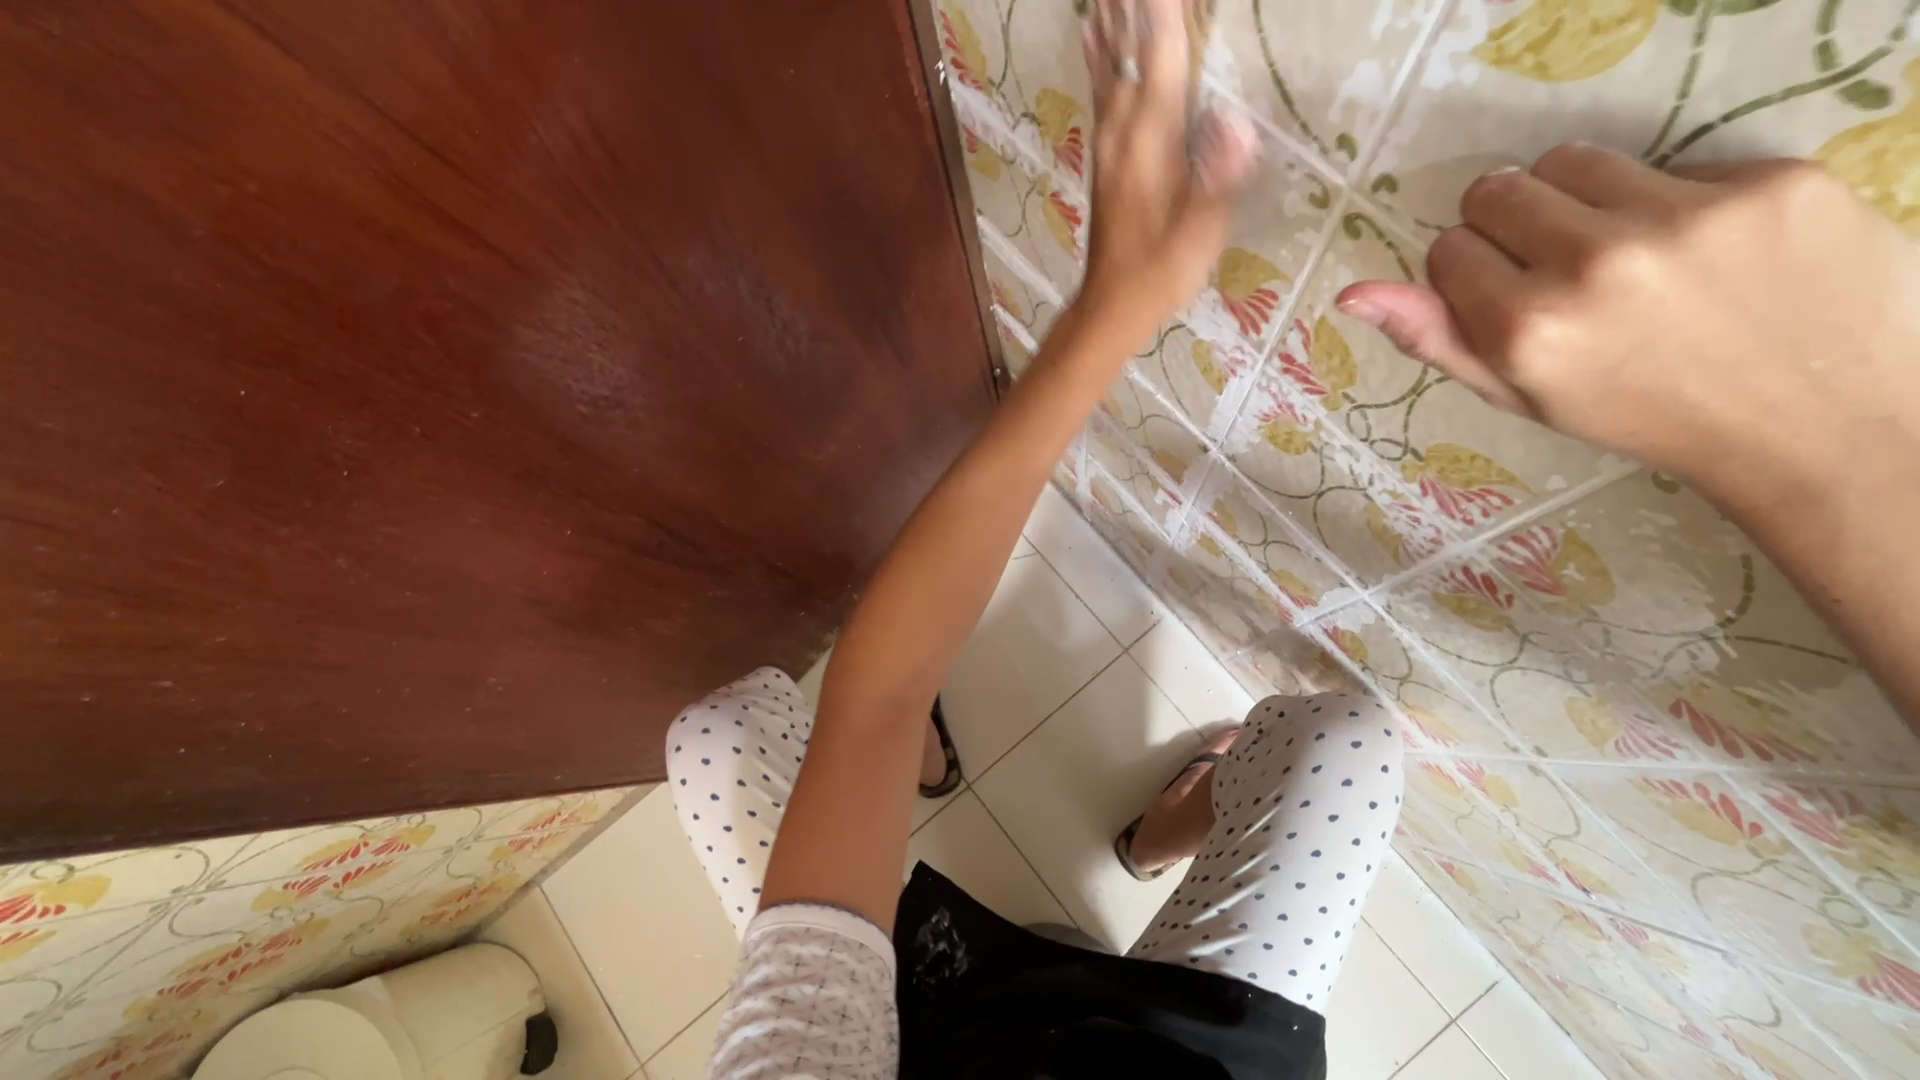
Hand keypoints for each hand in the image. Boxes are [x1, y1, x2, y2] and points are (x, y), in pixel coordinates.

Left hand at [1076, 0, 1256, 330]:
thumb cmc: (1161, 270)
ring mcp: (1108, 142)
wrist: (1112, 304)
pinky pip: (1100, 90)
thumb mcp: (1200, 230)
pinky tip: (1090, 36)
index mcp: (1150, 140)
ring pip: (1108, 64)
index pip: (1161, 57)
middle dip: (1133, 4)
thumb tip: (1236, 120)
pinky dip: (1097, 54)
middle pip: (1127, 49)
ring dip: (1112, 17)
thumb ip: (1218, 175)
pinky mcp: (1104, 157)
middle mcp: (1122, 131)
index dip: (1164, 9)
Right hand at [1336, 144, 1919, 497]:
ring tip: (1618, 249)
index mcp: (1526, 330)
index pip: (1448, 249)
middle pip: (1498, 190)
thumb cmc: (1639, 417)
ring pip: (1574, 161)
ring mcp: (1688, 216)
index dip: (1468, 273)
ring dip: (1576, 199)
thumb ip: (1436, 339)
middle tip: (1552, 266)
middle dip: (1509, 224)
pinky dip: (1670, 201)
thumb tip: (1353, 293)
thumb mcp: (1521, 396)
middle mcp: (1595, 265)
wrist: (1815, 422)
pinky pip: (1672, 164)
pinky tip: (1702, 250)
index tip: (1504, 299)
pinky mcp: (1768, 183)